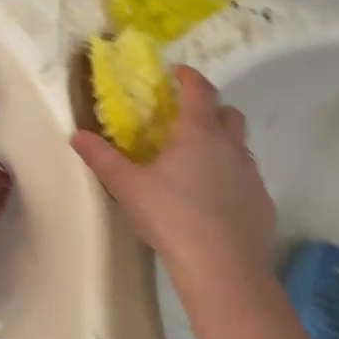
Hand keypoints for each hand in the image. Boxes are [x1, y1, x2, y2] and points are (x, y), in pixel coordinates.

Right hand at [72, 64, 275, 291]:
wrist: (222, 266)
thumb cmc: (171, 216)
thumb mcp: (126, 186)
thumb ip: (101, 157)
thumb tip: (76, 134)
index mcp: (198, 134)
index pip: (200, 91)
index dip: (189, 77)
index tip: (177, 72)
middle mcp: (230, 147)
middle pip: (230, 114)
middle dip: (210, 110)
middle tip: (185, 121)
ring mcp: (251, 175)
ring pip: (240, 146)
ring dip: (221, 144)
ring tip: (195, 163)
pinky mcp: (262, 202)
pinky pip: (246, 178)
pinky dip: (230, 177)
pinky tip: (211, 199)